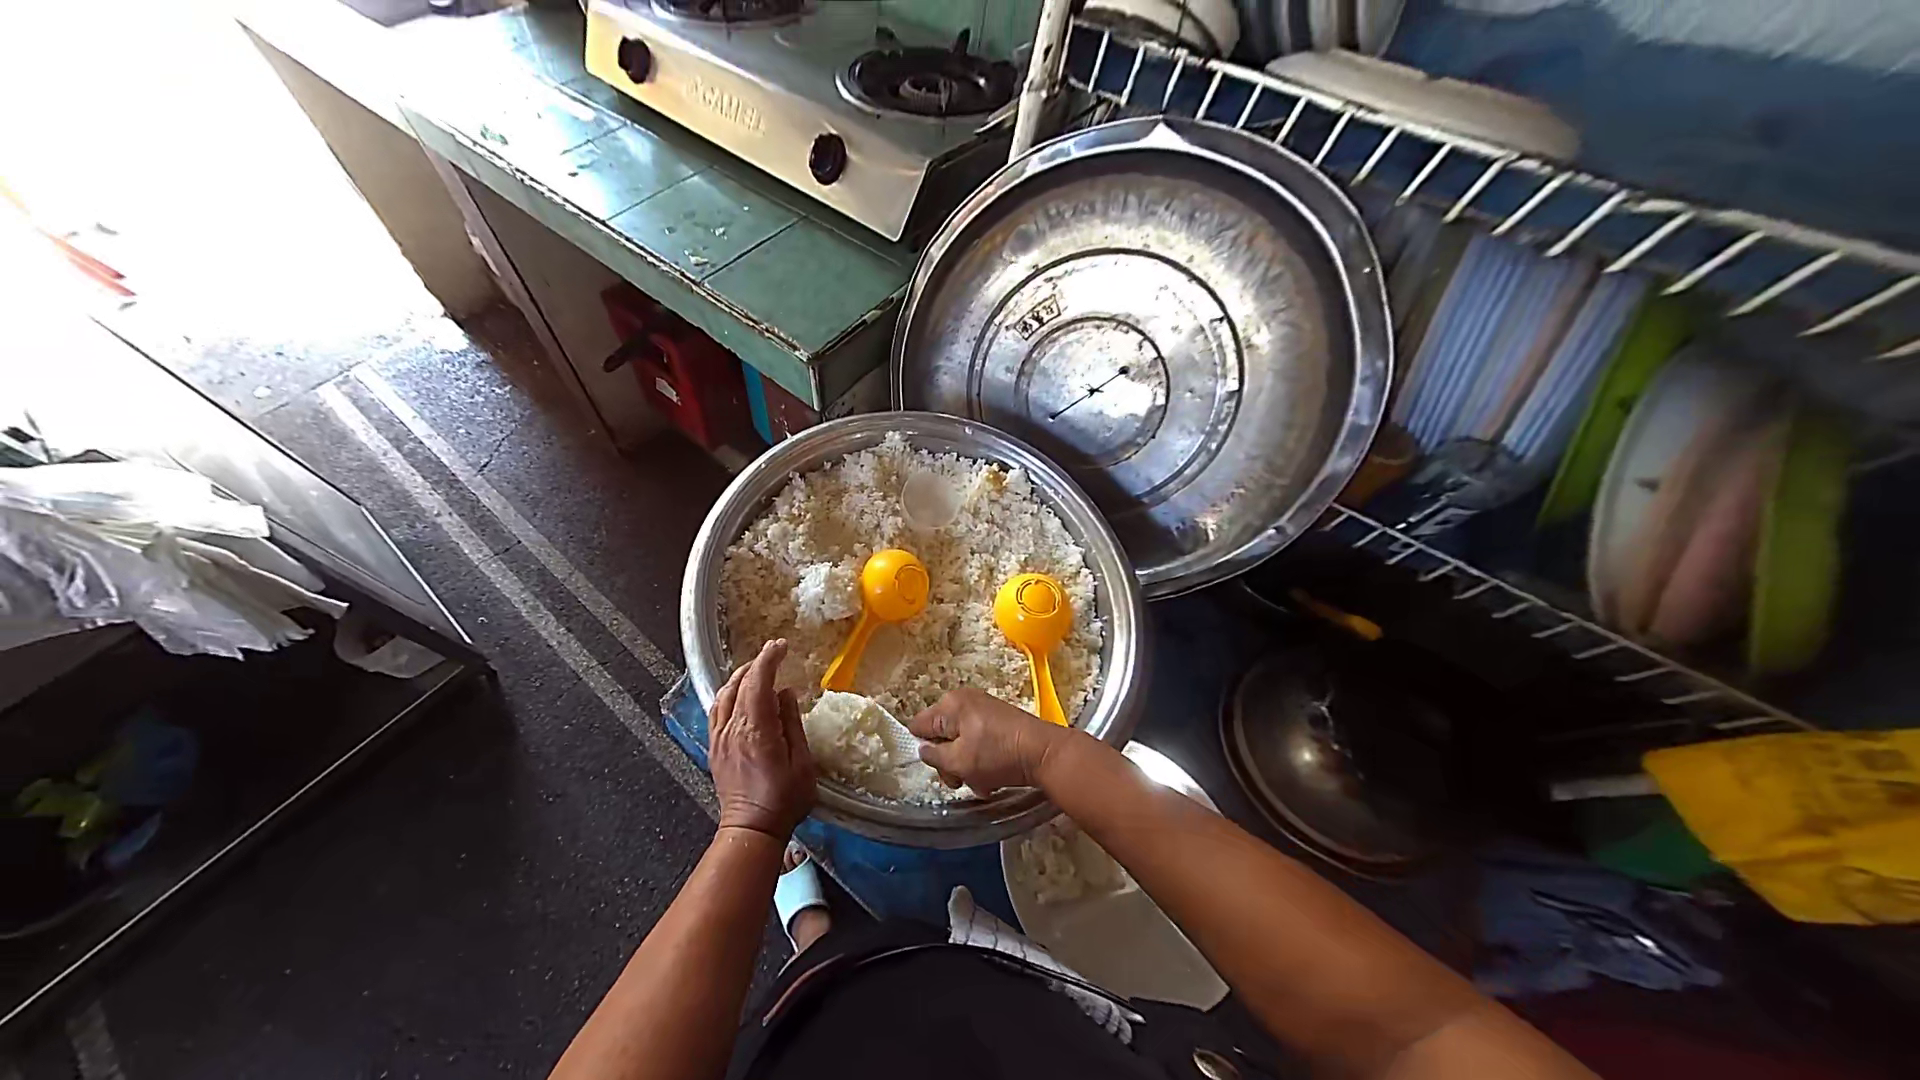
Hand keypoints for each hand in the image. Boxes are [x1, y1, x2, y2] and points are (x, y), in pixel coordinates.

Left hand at [709, 639, 815, 838]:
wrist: (752, 829)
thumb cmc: (784, 800)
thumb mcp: (802, 761)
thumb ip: (792, 723)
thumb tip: (786, 693)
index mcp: (757, 730)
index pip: (758, 683)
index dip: (768, 659)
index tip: (780, 646)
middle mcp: (733, 730)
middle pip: (739, 684)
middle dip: (756, 663)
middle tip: (773, 651)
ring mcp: (720, 739)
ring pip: (724, 695)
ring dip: (740, 676)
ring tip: (755, 667)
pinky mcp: (714, 749)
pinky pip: (716, 711)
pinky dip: (727, 693)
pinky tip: (736, 693)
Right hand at [908, 688, 1070, 794]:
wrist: (1045, 753)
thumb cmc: (998, 755)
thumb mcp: (959, 761)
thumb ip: (934, 756)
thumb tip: (923, 750)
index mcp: (950, 704)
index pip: (918, 725)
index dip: (924, 749)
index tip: (938, 767)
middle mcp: (965, 701)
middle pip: (940, 736)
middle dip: (949, 762)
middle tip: (961, 780)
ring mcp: (983, 710)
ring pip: (960, 743)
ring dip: (967, 766)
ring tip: (983, 781)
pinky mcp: (998, 722)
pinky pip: (978, 742)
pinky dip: (982, 760)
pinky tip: (994, 776)